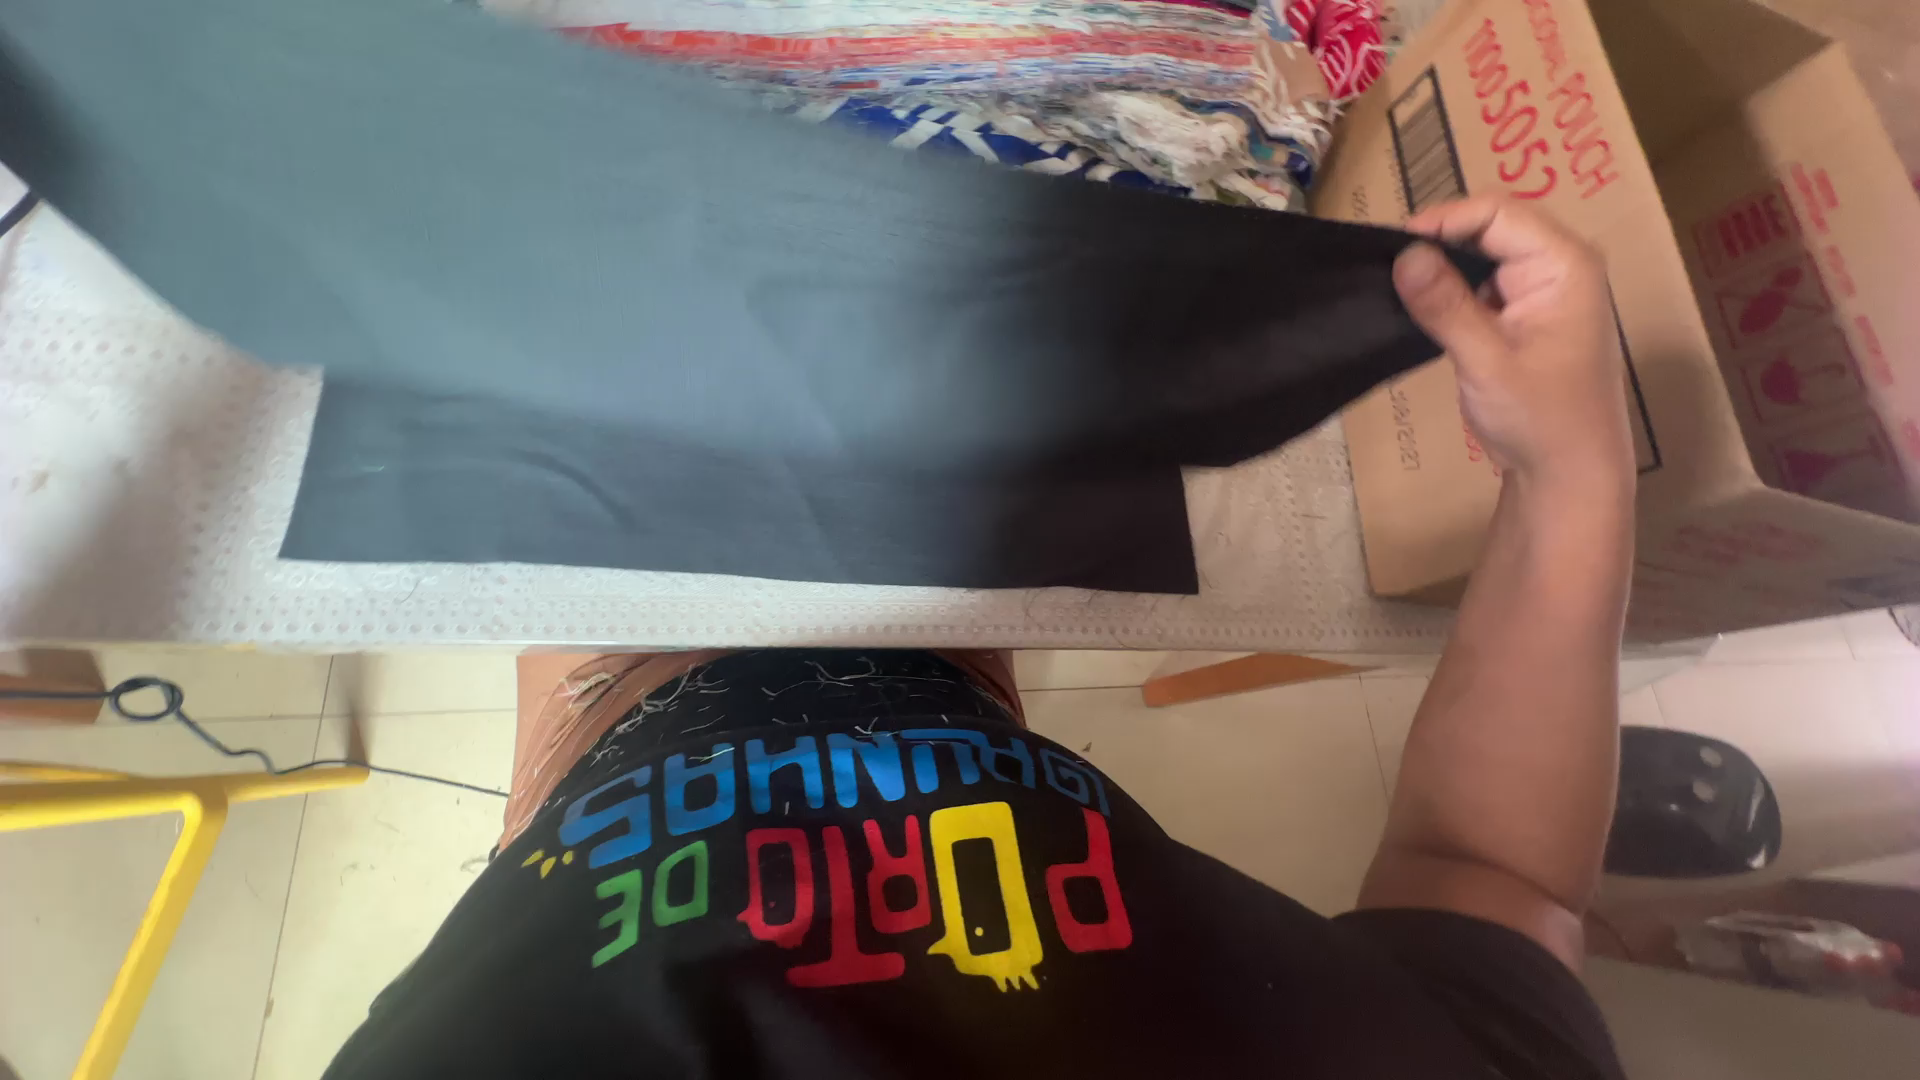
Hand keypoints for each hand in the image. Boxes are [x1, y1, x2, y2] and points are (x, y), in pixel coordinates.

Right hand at [1392, 197, 1633, 492]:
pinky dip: (1447, 289)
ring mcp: (1540, 291)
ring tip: (1393, 281)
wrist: (1565, 467)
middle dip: (1438, 238)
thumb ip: (1446, 305)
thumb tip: (1403, 255)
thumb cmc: (1537, 415)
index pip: (1497, 213)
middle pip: (1491, 226)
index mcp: (1562, 265)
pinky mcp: (1521, 316)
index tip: (1388, 246)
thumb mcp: (1485, 360)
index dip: (1441, 220)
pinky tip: (1417, 305)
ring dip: (1440, 264)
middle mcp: (1557, 266)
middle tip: (1383, 263)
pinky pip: (1480, 284)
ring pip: (1483, 254)